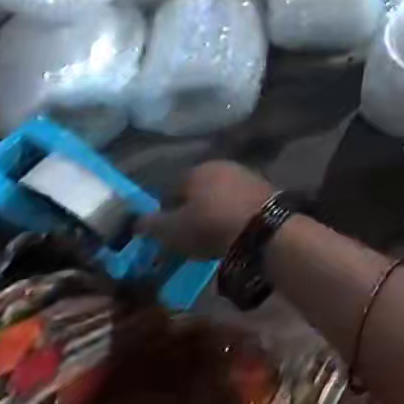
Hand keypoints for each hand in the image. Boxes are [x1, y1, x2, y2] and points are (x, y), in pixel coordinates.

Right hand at [143, 161, 277, 258]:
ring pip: (220, 195)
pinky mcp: (265, 188)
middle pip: (199, 191)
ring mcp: (246, 175)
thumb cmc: (210, 225)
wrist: (264, 227)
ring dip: (214, 212)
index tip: (167, 233)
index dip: (166, 212)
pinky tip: (232, 231)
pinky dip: (233, 214)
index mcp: (197, 169)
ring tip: (211, 237)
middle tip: (189, 236)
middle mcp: (222, 165)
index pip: (172, 189)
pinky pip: (240, 203)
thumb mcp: (171, 230)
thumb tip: (138, 221)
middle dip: (192, 211)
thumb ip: (151, 224)